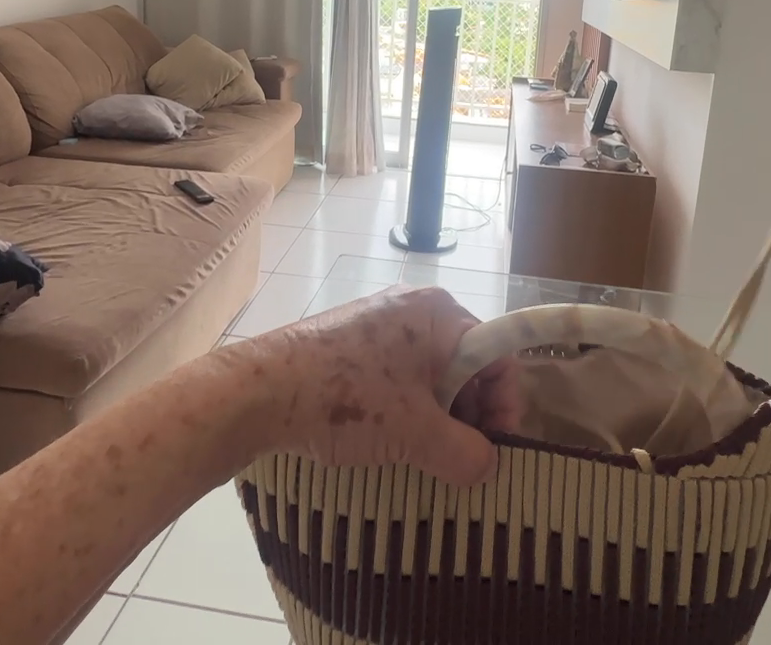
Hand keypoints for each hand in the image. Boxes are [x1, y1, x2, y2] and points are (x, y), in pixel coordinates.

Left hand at [230, 288, 523, 486]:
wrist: (265, 387)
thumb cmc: (352, 399)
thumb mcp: (417, 433)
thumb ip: (465, 453)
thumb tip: (487, 466)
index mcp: (441, 313)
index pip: (497, 354)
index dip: (505, 403)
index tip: (497, 447)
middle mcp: (416, 305)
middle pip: (466, 360)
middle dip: (472, 411)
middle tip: (462, 455)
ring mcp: (382, 317)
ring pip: (432, 367)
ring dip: (439, 411)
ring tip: (427, 451)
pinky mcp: (354, 335)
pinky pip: (400, 367)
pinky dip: (408, 401)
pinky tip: (393, 434)